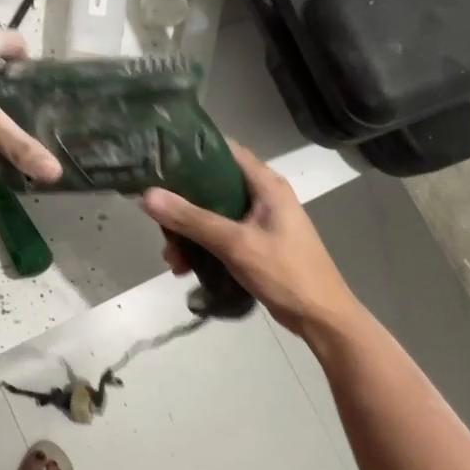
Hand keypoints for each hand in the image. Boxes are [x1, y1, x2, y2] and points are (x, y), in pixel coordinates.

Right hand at [139, 139, 358, 333]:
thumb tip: (147, 196)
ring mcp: (260, 220)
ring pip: (212, 214)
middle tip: (158, 222)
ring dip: (188, 232)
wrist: (322, 318)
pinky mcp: (256, 243)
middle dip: (182, 204)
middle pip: (211, 185)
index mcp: (266, 184)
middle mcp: (263, 195)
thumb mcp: (235, 244)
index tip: (159, 161)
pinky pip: (220, 235)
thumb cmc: (286, 274)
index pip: (224, 150)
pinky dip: (202, 247)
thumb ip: (192, 219)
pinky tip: (185, 268)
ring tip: (172, 258)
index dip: (191, 152)